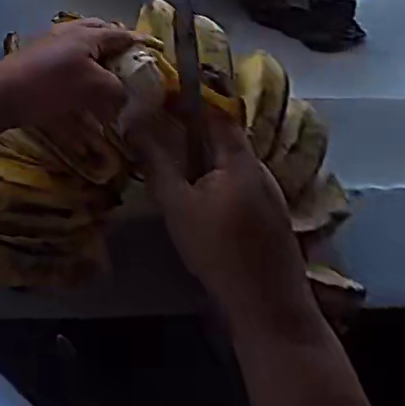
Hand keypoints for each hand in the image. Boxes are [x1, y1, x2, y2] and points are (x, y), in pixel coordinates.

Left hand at [0, 18, 140, 128]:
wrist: (4, 93)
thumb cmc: (52, 85)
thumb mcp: (95, 87)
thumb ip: (117, 89)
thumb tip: (122, 95)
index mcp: (87, 35)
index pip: (120, 34)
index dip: (139, 41)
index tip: (154, 47)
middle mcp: (69, 33)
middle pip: (99, 32)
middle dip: (115, 43)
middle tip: (129, 59)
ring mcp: (51, 44)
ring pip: (81, 45)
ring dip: (97, 56)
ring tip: (108, 75)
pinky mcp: (38, 60)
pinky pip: (67, 59)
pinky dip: (80, 67)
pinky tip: (81, 85)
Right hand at [125, 98, 304, 317]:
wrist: (271, 311)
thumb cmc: (220, 252)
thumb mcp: (178, 205)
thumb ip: (156, 162)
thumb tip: (133, 125)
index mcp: (241, 160)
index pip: (217, 112)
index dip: (190, 98)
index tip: (161, 94)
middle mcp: (260, 170)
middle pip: (224, 136)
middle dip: (193, 127)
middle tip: (160, 126)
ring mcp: (270, 195)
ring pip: (231, 162)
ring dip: (204, 154)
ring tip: (173, 159)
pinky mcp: (271, 217)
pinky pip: (239, 182)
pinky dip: (215, 175)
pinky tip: (198, 195)